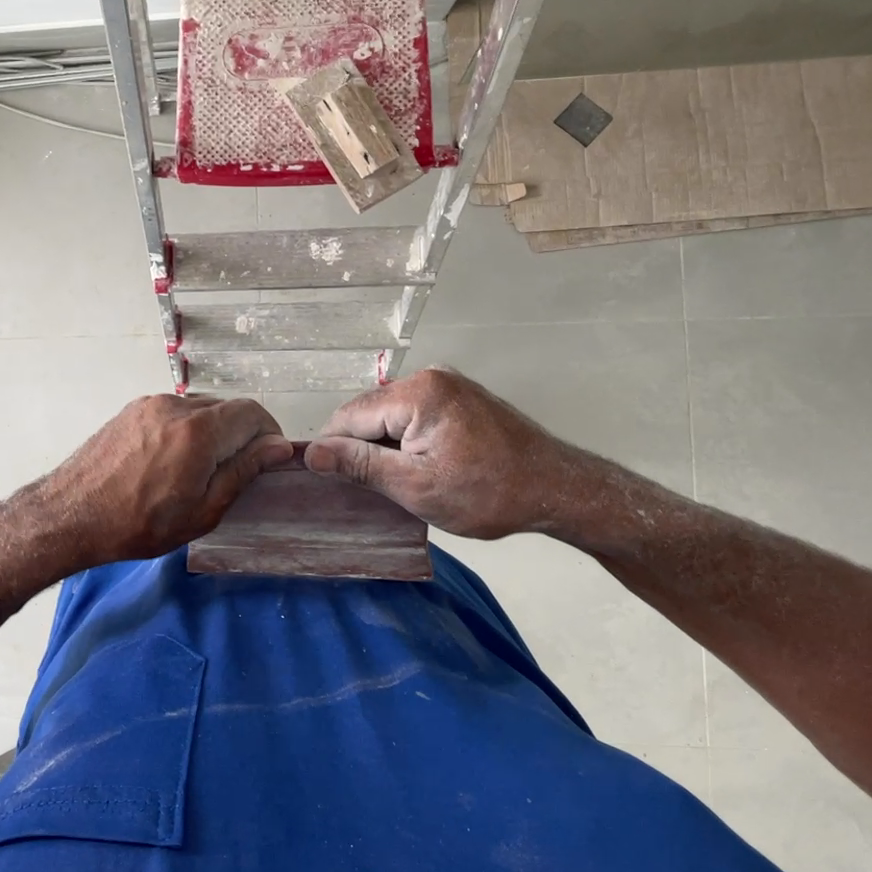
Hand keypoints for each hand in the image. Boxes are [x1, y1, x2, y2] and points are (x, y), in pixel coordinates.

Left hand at [29, 394, 293, 568]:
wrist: (70, 515)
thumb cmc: (139, 524)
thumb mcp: (202, 511)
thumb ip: (243, 472)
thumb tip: (278, 446)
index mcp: (198, 431)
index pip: (253, 412)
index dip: (269, 434)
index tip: (268, 460)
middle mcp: (175, 406)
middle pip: (227, 407)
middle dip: (241, 433)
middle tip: (237, 470)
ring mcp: (150, 404)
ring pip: (200, 407)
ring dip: (213, 430)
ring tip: (202, 469)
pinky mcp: (131, 409)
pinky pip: (173, 411)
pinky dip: (186, 429)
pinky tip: (173, 461)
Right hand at [303, 367, 593, 539]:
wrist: (560, 491)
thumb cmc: (488, 494)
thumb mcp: (415, 486)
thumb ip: (359, 465)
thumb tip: (311, 454)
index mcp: (417, 392)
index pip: (348, 416)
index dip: (332, 449)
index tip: (328, 482)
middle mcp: (429, 377)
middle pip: (368, 412)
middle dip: (359, 447)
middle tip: (367, 489)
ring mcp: (447, 384)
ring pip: (389, 415)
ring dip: (383, 446)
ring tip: (395, 482)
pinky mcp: (460, 397)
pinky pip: (412, 415)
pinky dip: (405, 440)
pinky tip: (416, 467)